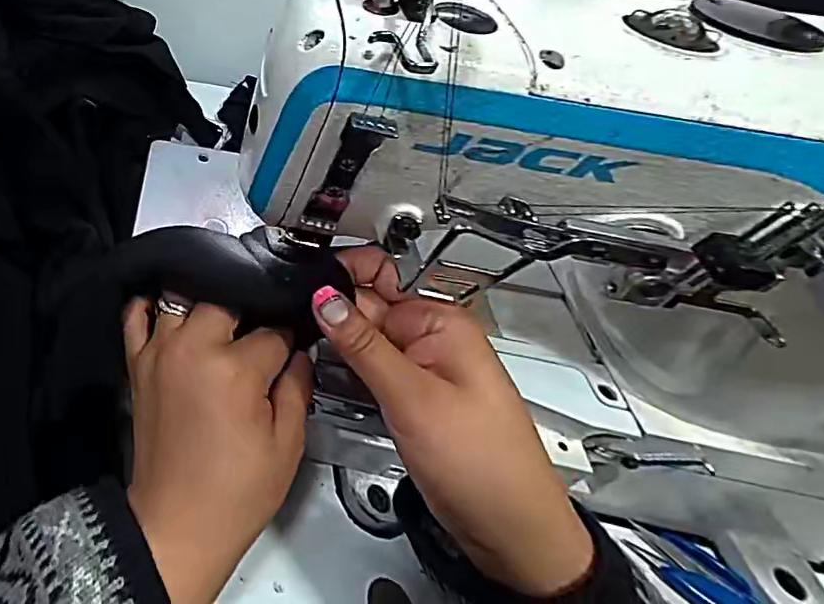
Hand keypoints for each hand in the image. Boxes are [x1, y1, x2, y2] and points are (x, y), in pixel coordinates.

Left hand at [124, 297, 312, 602]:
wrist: (177, 525)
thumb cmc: (232, 493)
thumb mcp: (286, 446)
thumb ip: (297, 389)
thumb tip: (301, 356)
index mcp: (235, 370)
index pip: (272, 332)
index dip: (288, 339)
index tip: (291, 348)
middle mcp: (193, 350)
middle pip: (226, 300)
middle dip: (248, 313)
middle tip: (256, 335)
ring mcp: (160, 352)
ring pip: (182, 296)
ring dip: (204, 305)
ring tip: (219, 325)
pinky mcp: (138, 363)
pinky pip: (136, 314)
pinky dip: (150, 305)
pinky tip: (172, 312)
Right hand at [313, 249, 594, 595]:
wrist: (515, 539)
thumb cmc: (486, 469)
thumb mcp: (411, 398)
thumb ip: (362, 345)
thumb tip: (327, 298)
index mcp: (442, 323)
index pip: (375, 284)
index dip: (340, 292)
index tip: (308, 302)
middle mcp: (435, 339)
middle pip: (369, 312)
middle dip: (340, 330)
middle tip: (321, 353)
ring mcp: (425, 369)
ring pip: (369, 345)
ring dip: (347, 357)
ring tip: (339, 379)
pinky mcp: (417, 397)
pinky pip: (377, 372)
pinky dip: (358, 379)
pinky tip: (351, 392)